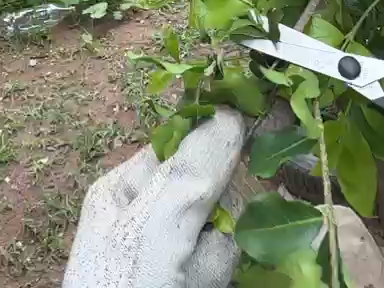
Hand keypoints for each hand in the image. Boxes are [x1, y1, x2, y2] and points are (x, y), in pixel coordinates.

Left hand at [63, 108, 243, 287]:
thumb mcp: (151, 229)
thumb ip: (189, 174)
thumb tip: (229, 112)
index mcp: (125, 189)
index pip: (182, 144)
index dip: (219, 135)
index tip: (258, 118)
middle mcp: (148, 218)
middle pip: (212, 193)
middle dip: (215, 218)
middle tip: (189, 250)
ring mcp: (171, 259)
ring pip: (224, 237)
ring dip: (213, 263)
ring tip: (185, 285)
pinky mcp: (194, 284)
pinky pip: (224, 268)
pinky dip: (216, 278)